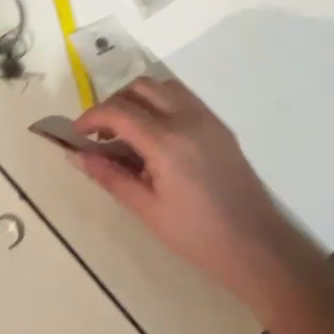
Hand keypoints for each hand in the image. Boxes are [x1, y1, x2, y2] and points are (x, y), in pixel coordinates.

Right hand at [70, 78, 310, 307]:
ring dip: (138, 99)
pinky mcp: (219, 126)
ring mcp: (207, 119)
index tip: (77, 135)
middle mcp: (187, 119)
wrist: (256, 246)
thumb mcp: (147, 210)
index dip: (91, 117)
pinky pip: (183, 98)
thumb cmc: (198, 236)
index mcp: (166, 142)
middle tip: (101, 134)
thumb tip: (76, 156)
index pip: (118, 111)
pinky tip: (156, 137)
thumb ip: (110, 177)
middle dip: (113, 103)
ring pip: (163, 86)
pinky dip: (160, 104)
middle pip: (140, 88)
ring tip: (128, 132)